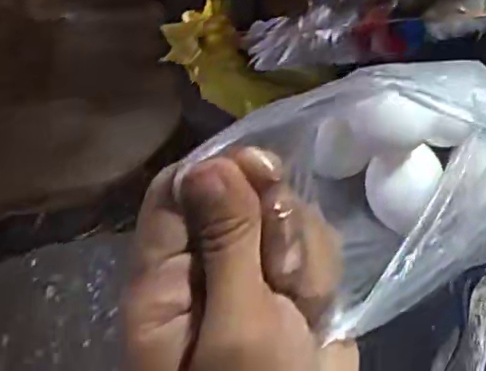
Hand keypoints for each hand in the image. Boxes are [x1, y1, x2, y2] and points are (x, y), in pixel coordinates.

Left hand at [125, 148, 354, 370]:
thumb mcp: (238, 323)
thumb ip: (227, 239)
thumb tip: (207, 162)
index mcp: (165, 281)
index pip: (178, 189)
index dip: (222, 171)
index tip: (262, 175)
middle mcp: (204, 265)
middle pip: (243, 190)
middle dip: (276, 222)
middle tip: (279, 270)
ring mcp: (250, 268)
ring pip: (287, 212)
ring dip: (302, 253)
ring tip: (297, 309)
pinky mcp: (290, 275)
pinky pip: (312, 238)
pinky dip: (320, 270)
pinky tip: (313, 312)